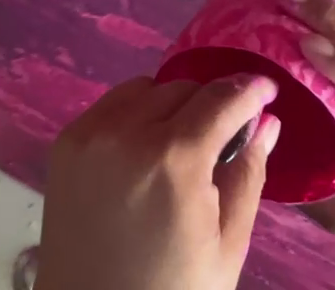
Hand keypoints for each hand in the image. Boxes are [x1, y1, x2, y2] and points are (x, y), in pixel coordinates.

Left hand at [38, 74, 282, 289]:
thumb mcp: (227, 246)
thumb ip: (247, 174)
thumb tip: (268, 121)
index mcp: (173, 160)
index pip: (220, 99)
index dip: (249, 90)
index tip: (267, 88)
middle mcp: (127, 132)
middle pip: (183, 89)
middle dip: (210, 106)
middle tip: (222, 139)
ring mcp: (90, 133)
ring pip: (145, 88)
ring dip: (170, 105)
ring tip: (180, 146)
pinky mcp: (66, 140)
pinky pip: (111, 104)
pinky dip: (134, 113)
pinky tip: (144, 149)